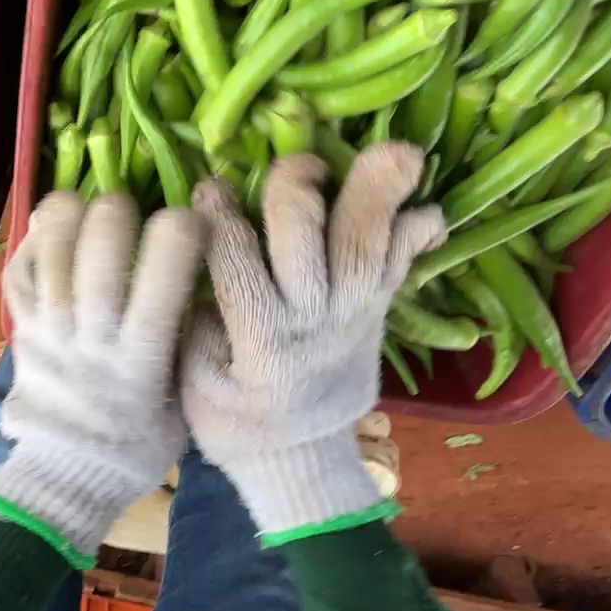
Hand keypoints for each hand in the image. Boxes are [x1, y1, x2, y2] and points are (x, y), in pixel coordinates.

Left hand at [0, 191, 205, 563]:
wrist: (64, 476)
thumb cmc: (135, 447)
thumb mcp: (181, 405)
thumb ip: (186, 347)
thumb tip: (194, 285)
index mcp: (140, 359)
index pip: (163, 281)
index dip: (180, 235)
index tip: (191, 220)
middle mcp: (90, 337)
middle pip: (98, 256)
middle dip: (117, 216)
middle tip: (127, 209)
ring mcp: (48, 330)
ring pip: (51, 256)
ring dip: (68, 218)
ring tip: (85, 205)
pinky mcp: (20, 330)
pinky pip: (17, 275)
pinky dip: (31, 244)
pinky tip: (49, 227)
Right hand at [180, 145, 445, 541]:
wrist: (300, 456)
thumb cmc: (230, 417)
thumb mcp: (190, 378)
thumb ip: (190, 319)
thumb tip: (186, 254)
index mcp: (259, 343)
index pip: (238, 269)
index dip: (224, 223)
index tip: (209, 186)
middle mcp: (313, 324)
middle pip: (313, 251)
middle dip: (301, 198)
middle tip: (295, 164)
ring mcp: (353, 318)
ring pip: (367, 252)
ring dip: (381, 200)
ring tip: (400, 153)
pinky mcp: (376, 314)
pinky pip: (399, 267)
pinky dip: (415, 234)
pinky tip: (425, 208)